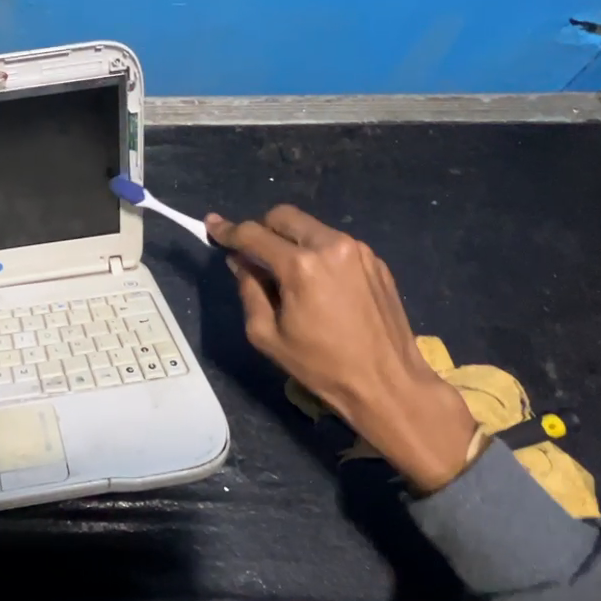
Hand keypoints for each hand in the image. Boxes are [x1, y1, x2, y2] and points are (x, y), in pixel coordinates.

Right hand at [206, 206, 477, 492]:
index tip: (211, 225)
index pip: (253, 234)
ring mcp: (357, 251)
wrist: (389, 384)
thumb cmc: (322, 366)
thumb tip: (241, 262)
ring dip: (291, 241)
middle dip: (262, 229)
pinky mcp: (375, 261)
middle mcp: (330, 246)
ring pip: (310, 227)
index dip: (227, 230)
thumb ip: (249, 290)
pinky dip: (318, 253)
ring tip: (289, 275)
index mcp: (301, 266)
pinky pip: (334, 244)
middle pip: (283, 216)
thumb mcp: (268, 335)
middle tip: (254, 255)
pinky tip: (320, 285)